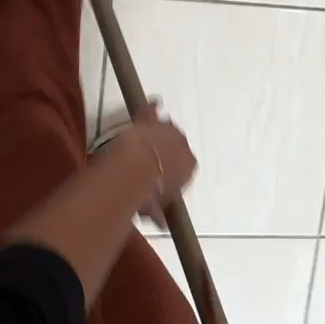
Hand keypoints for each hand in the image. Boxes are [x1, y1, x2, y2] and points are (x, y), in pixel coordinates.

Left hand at [104, 103, 195, 223]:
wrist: (135, 170)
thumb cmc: (148, 192)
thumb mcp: (156, 207)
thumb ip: (159, 211)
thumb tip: (159, 222)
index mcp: (189, 166)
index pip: (185, 166)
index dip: (172, 172)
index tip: (162, 178)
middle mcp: (182, 144)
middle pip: (176, 145)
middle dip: (166, 151)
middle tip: (152, 161)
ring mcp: (166, 128)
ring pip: (166, 128)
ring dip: (159, 132)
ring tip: (150, 138)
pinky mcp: (150, 118)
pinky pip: (153, 109)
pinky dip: (152, 106)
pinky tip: (153, 101)